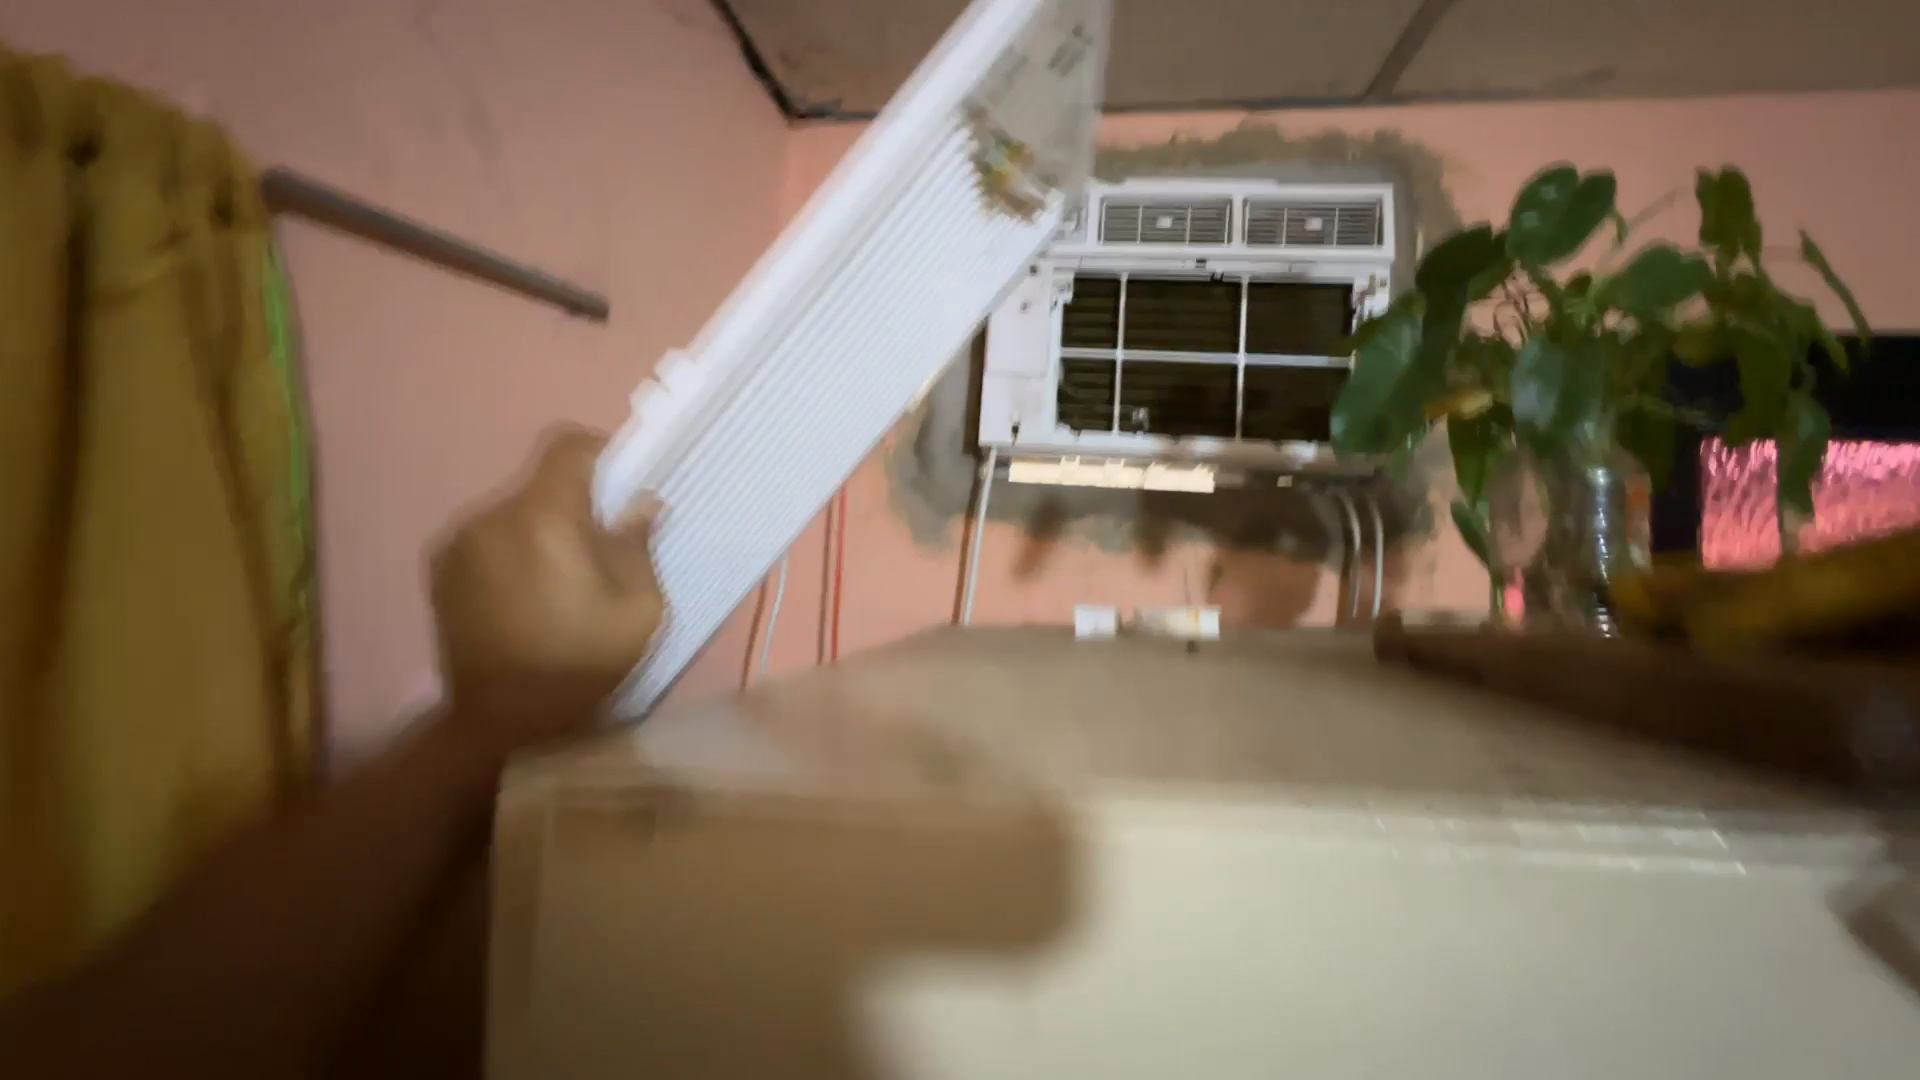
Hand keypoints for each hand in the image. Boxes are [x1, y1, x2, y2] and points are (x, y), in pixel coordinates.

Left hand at [428, 425, 662, 751]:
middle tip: (599, 547)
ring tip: (560, 579)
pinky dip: (513, 550)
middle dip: (575, 504)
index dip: (599, 451)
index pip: (567, 446)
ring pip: (515, 511)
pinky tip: (526, 595)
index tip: (621, 482)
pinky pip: (489, 537)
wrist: (501, 721)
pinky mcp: (440, 569)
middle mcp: (491, 517)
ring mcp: (457, 542)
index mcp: (544, 518)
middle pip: (541, 483)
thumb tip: (642, 502)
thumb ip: (637, 544)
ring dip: (542, 529)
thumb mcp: (639, 607)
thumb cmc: (582, 661)